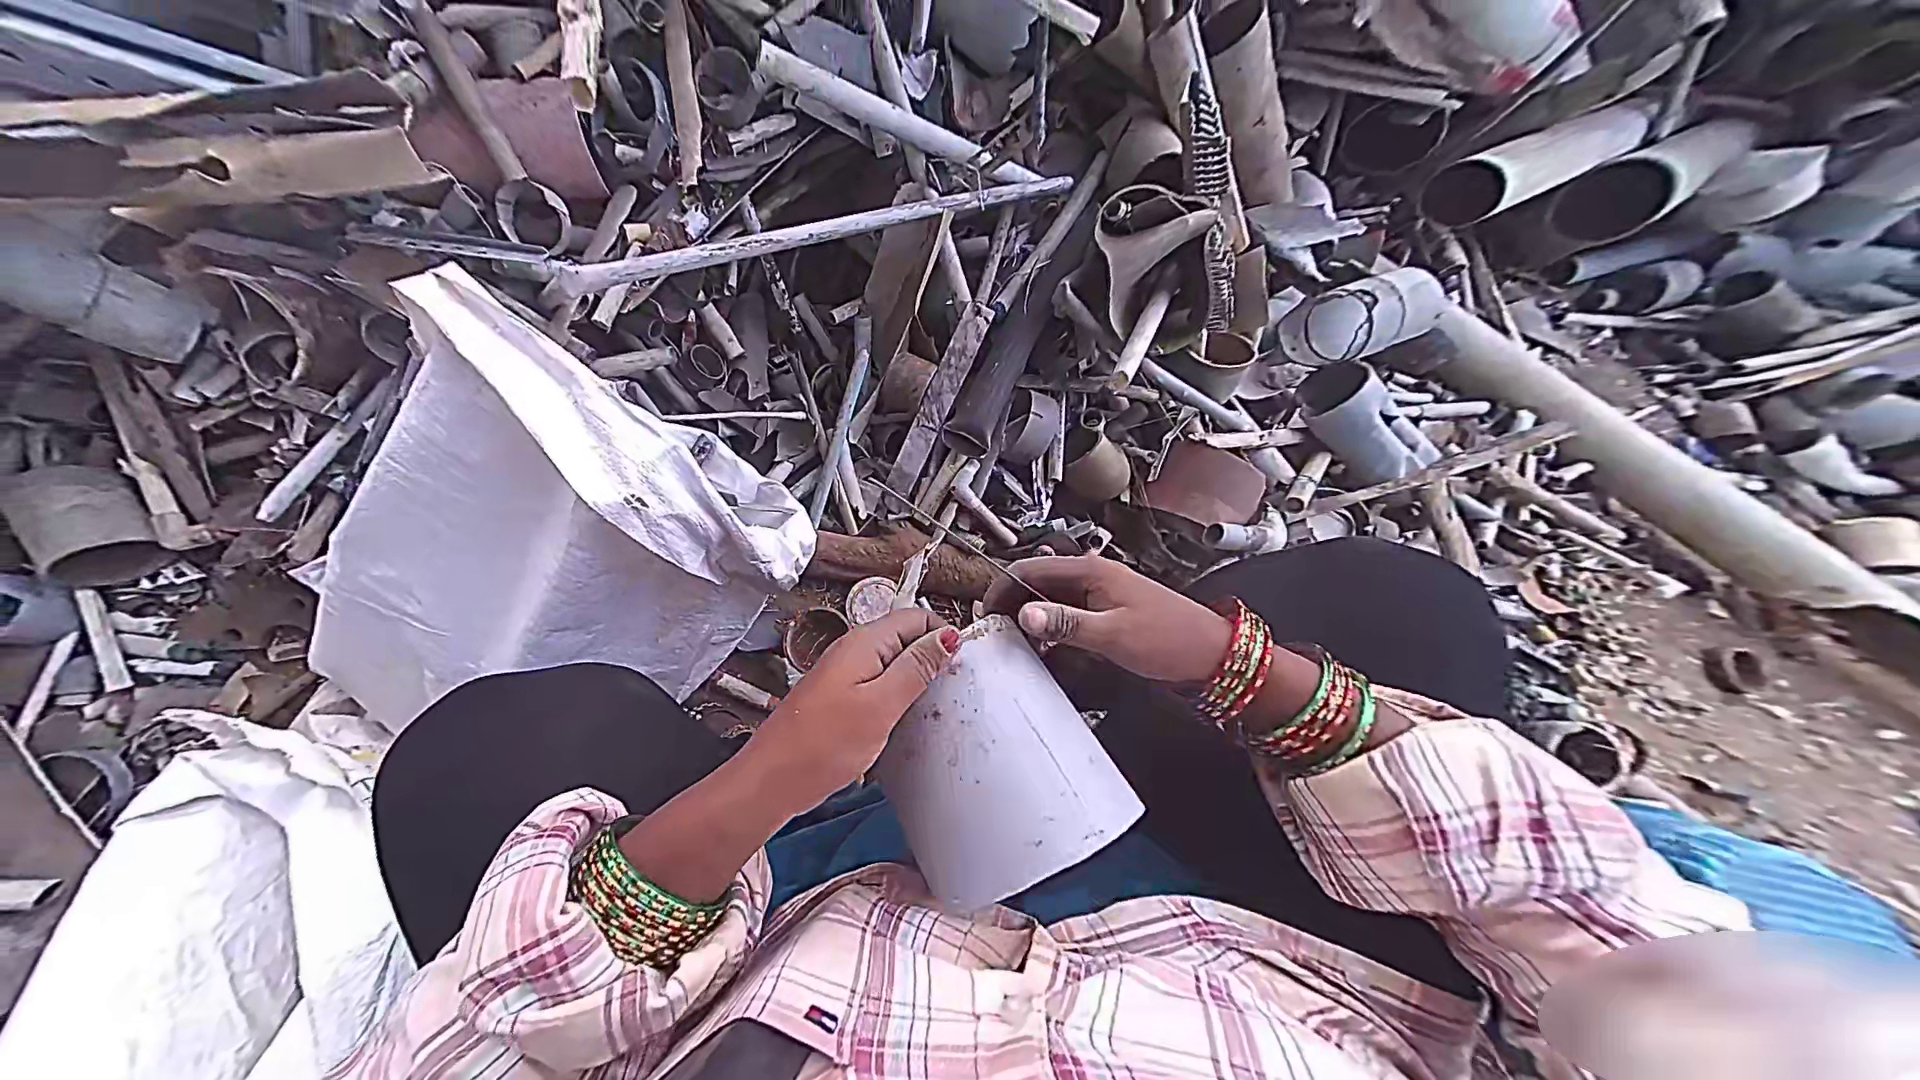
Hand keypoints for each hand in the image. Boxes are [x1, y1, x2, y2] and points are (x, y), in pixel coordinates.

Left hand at [742, 608, 958, 815]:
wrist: (770, 781)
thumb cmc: (823, 745)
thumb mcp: (881, 705)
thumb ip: (916, 667)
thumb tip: (947, 636)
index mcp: (864, 642)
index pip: (915, 617)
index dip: (943, 634)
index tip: (963, 664)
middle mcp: (853, 649)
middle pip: (905, 636)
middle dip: (931, 656)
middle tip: (950, 690)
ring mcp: (844, 672)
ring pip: (893, 660)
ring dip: (915, 677)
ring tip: (930, 706)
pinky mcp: (840, 694)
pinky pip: (878, 681)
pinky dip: (896, 694)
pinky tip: (903, 716)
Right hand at [983, 555, 1231, 683]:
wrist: (1210, 653)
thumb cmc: (1171, 638)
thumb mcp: (1112, 634)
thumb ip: (1065, 623)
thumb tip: (1025, 613)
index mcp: (1092, 571)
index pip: (1031, 569)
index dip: (1002, 589)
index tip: (987, 612)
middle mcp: (1093, 576)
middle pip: (1037, 581)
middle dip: (1012, 602)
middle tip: (996, 629)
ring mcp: (1099, 593)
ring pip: (1050, 598)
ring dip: (1030, 616)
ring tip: (1016, 640)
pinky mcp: (1105, 611)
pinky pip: (1067, 613)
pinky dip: (1050, 626)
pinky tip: (1045, 644)